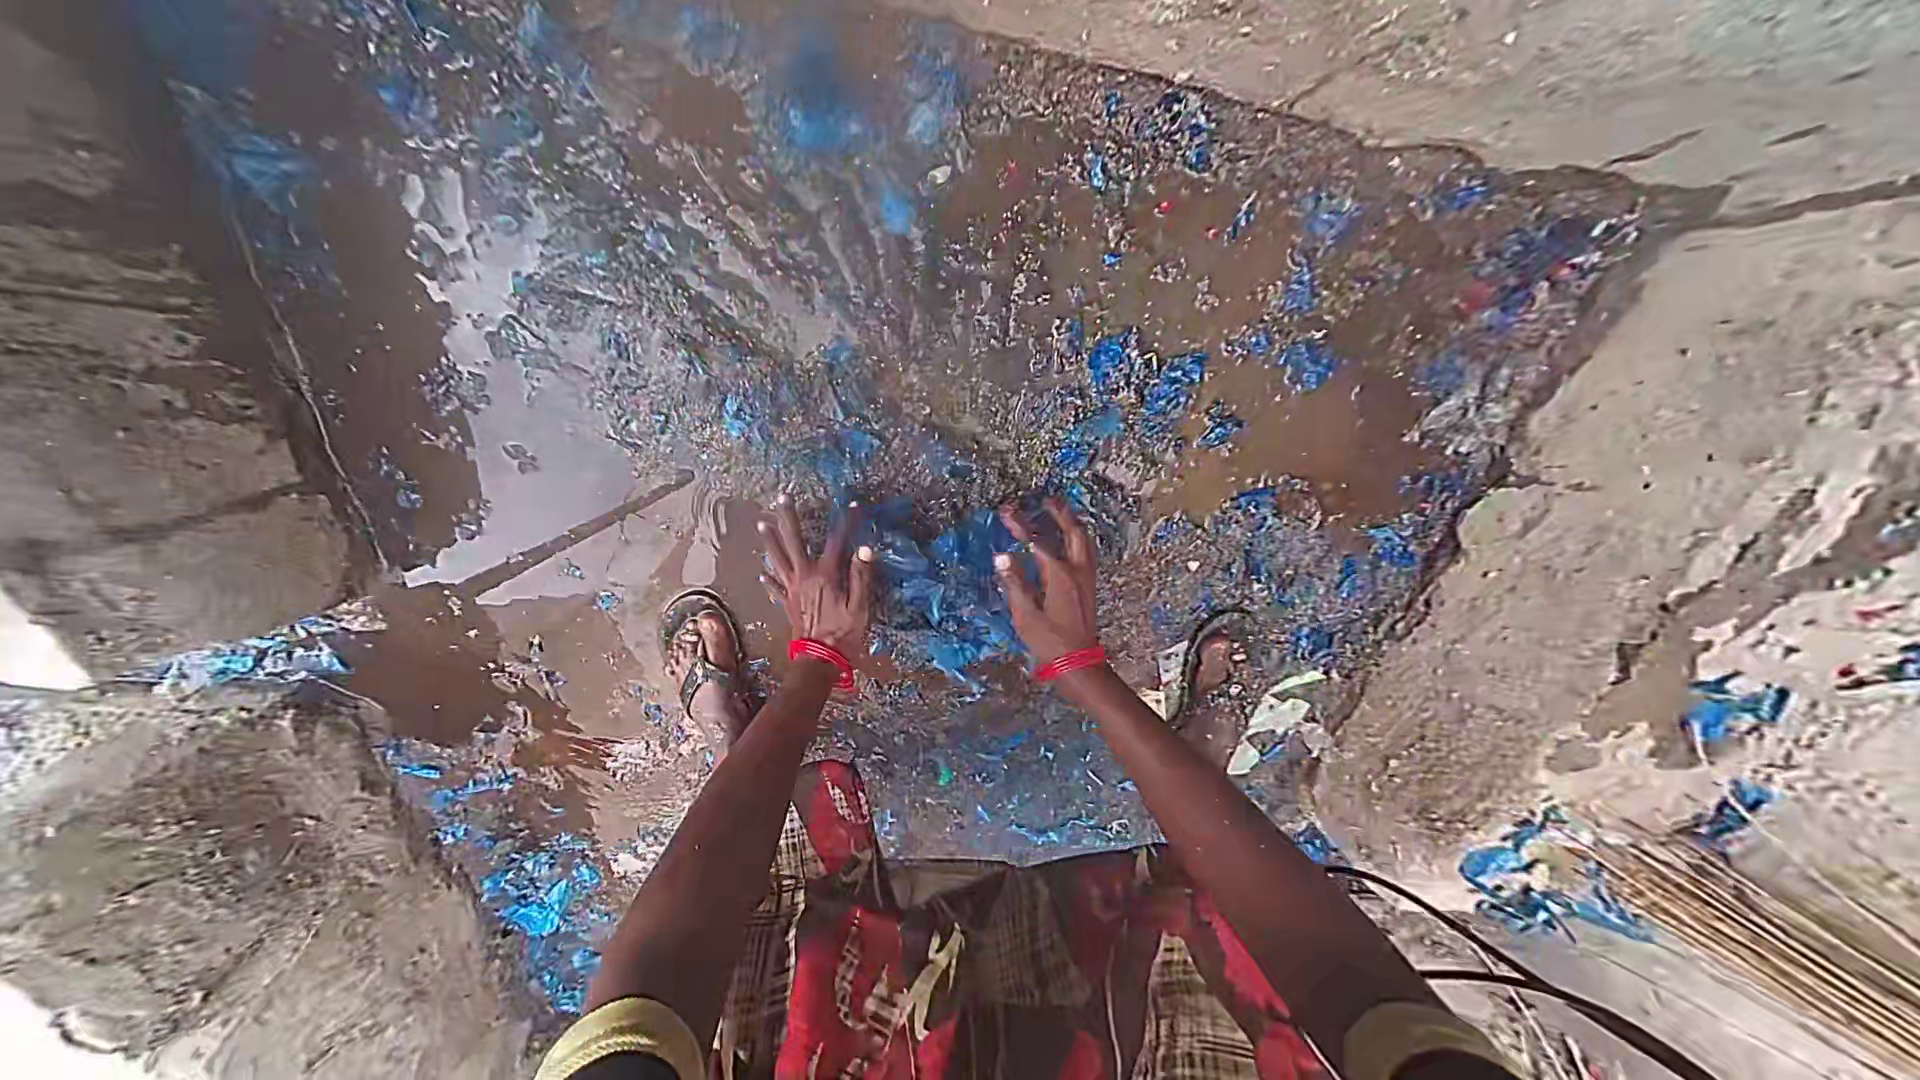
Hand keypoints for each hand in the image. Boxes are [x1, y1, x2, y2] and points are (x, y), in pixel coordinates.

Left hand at [758, 494, 874, 661]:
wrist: (819, 661)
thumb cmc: (843, 634)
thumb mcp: (859, 606)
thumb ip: (860, 576)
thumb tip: (865, 548)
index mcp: (824, 575)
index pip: (836, 541)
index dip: (846, 522)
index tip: (853, 505)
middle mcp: (803, 577)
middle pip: (793, 542)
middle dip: (788, 519)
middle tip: (781, 499)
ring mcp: (792, 590)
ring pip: (777, 559)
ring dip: (770, 541)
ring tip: (762, 524)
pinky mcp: (787, 603)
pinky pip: (775, 587)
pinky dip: (769, 578)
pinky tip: (762, 571)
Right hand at [994, 497, 1100, 666]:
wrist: (1078, 663)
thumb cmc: (1050, 642)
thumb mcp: (1026, 615)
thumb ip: (1014, 583)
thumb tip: (1002, 557)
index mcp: (1060, 577)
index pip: (1037, 542)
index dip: (1021, 525)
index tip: (1007, 511)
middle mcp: (1078, 572)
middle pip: (1073, 532)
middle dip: (1060, 513)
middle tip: (1047, 499)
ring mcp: (1087, 579)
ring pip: (1084, 541)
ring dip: (1073, 523)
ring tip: (1062, 512)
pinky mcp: (1089, 587)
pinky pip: (1086, 552)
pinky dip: (1078, 538)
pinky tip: (1072, 540)